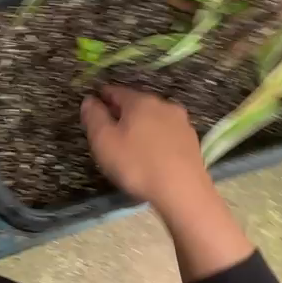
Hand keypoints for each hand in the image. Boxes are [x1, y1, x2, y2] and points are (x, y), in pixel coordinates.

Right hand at [79, 85, 212, 216]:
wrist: (182, 191)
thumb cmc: (136, 164)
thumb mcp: (103, 141)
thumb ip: (94, 117)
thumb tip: (89, 100)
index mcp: (140, 102)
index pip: (116, 91)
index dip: (103, 96)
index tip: (94, 104)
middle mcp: (163, 105)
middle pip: (137, 103)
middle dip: (122, 111)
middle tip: (109, 125)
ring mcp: (181, 122)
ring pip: (153, 117)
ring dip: (141, 124)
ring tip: (130, 140)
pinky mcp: (192, 140)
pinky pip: (166, 132)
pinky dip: (155, 137)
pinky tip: (150, 152)